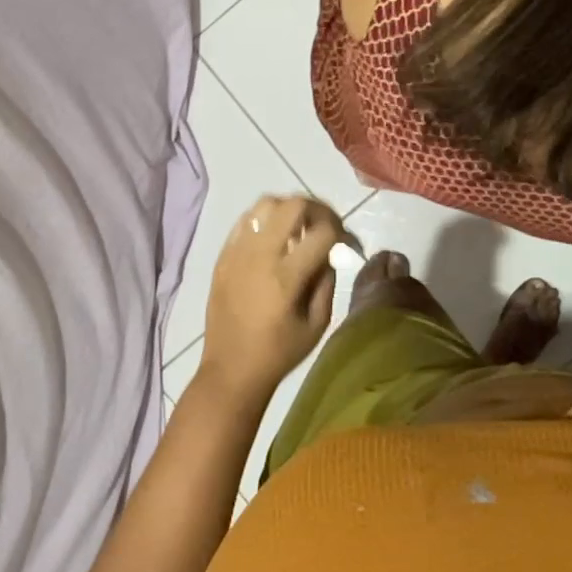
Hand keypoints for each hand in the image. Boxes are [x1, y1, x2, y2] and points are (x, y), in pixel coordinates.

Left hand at [197, 195, 341, 398]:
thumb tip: (329, 252)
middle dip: (319, 209)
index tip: (348, 244)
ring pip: (265, 203)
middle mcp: (259, 256)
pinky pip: (244, 220)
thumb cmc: (280, 352)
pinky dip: (264, 220)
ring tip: (300, 229)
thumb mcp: (317, 323)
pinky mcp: (223, 256)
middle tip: (327, 227)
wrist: (231, 368)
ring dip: (289, 210)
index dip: (344, 232)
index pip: (323, 232)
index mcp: (286, 277)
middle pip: (293, 204)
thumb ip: (326, 282)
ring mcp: (237, 252)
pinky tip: (274, 238)